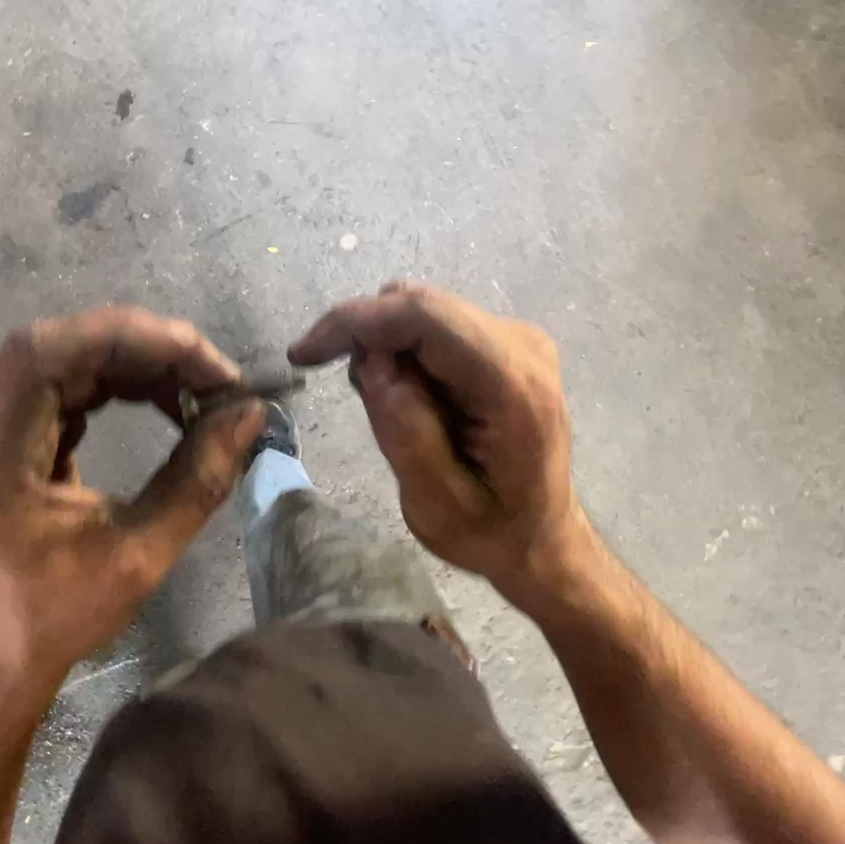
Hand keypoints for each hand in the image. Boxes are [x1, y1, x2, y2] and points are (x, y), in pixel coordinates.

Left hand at [0, 308, 263, 691]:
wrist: (6, 657)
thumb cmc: (61, 617)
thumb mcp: (140, 556)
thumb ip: (198, 480)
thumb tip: (251, 414)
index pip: (46, 352)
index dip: (125, 337)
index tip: (199, 358)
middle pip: (64, 349)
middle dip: (146, 351)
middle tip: (215, 377)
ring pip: (71, 363)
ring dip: (140, 367)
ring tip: (202, 390)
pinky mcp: (11, 435)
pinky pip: (69, 388)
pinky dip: (122, 388)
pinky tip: (166, 402)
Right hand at [289, 282, 588, 603]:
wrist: (541, 536)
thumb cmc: (491, 532)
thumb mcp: (438, 507)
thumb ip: (406, 435)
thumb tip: (371, 364)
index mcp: (513, 387)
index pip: (426, 318)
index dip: (355, 322)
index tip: (303, 354)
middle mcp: (520, 346)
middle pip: (420, 306)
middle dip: (366, 340)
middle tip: (361, 401)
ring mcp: (514, 338)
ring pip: (420, 312)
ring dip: (386, 353)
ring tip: (393, 413)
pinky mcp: (500, 342)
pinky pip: (432, 325)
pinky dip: (402, 354)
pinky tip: (411, 401)